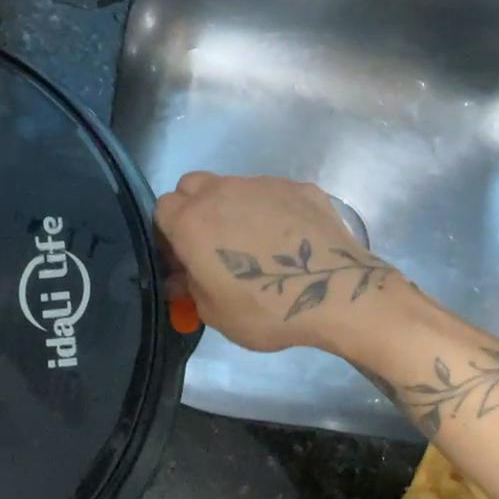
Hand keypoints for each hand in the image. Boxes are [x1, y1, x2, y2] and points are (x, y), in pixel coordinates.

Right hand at [154, 173, 415, 356]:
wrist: (336, 293)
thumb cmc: (265, 310)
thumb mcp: (213, 314)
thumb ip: (190, 287)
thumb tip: (184, 275)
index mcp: (191, 222)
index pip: (162, 209)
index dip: (168, 234)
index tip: (181, 258)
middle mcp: (222, 192)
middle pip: (192, 186)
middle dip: (193, 210)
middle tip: (210, 246)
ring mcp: (263, 184)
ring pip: (233, 187)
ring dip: (232, 209)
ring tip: (255, 246)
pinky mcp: (299, 187)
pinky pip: (271, 194)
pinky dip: (270, 212)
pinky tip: (287, 242)